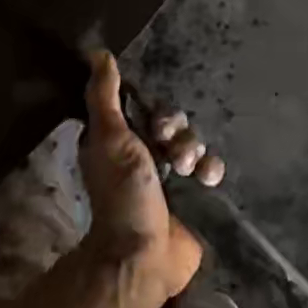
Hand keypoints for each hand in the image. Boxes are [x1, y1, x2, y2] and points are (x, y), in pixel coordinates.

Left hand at [78, 50, 210, 303]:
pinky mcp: (192, 196)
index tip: (159, 123)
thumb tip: (97, 52)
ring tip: (187, 170)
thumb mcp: (109, 137)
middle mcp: (142, 154)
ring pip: (191, 143)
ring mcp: (168, 176)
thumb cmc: (122, 193)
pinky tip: (207, 179)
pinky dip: (210, 169)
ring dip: (193, 150)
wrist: (144, 255)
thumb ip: (104, 95)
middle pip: (172, 123)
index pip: (145, 107)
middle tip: (171, 150)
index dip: (156, 111)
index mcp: (119, 139)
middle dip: (177, 132)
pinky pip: (209, 168)